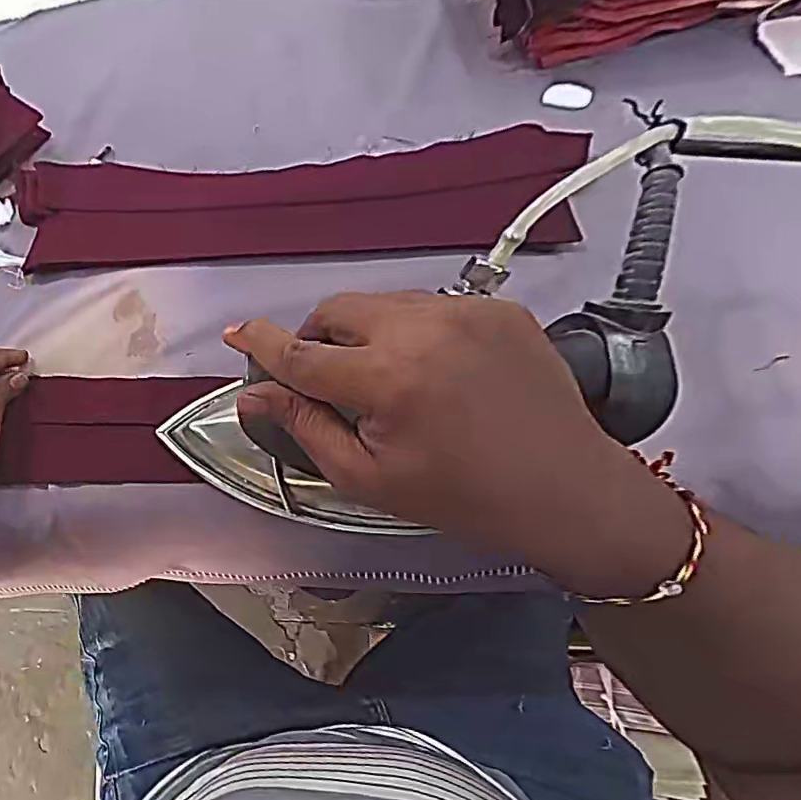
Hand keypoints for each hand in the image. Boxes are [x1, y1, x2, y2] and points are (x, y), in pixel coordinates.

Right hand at [224, 292, 691, 597]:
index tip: (239, 333)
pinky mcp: (497, 310)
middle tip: (325, 382)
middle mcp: (425, 329)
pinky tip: (427, 372)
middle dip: (318, 340)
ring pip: (381, 302)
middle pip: (337, 310)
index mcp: (388, 379)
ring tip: (382, 381)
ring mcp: (466, 312)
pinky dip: (408, 332)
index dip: (261, 344)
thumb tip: (257, 398)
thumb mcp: (367, 477)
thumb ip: (305, 427)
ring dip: (362, 334)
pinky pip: (427, 306)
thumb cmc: (463, 497)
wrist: (562, 489)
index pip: (301, 353)